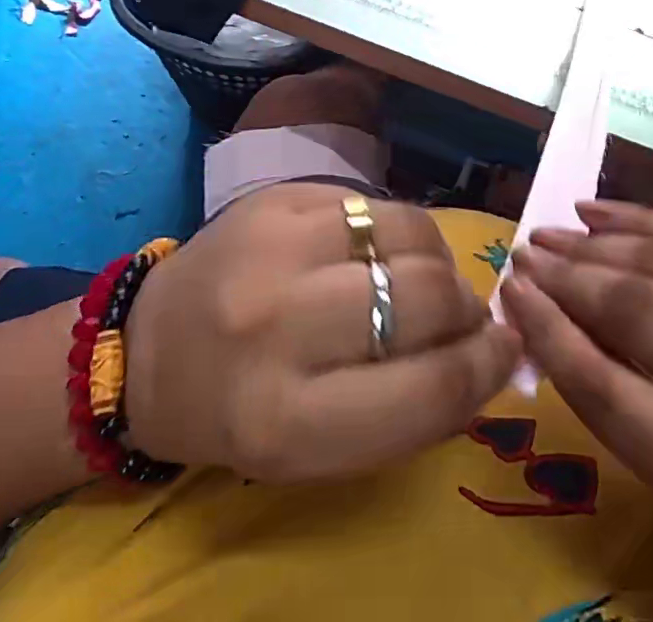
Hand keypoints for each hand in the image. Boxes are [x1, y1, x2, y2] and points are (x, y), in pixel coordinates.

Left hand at [122, 183, 520, 481]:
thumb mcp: (318, 453)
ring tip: (426, 280)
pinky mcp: (273, 199)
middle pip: (426, 298)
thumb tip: (494, 356)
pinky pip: (377, 205)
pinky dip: (402, 232)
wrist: (148, 349)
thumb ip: (412, 412)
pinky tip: (385, 253)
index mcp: (285, 420)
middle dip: (466, 310)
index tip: (504, 353)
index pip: (430, 387)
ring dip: (440, 262)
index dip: (487, 367)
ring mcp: (272, 247)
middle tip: (463, 318)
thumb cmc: (241, 414)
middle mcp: (276, 326)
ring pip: (411, 235)